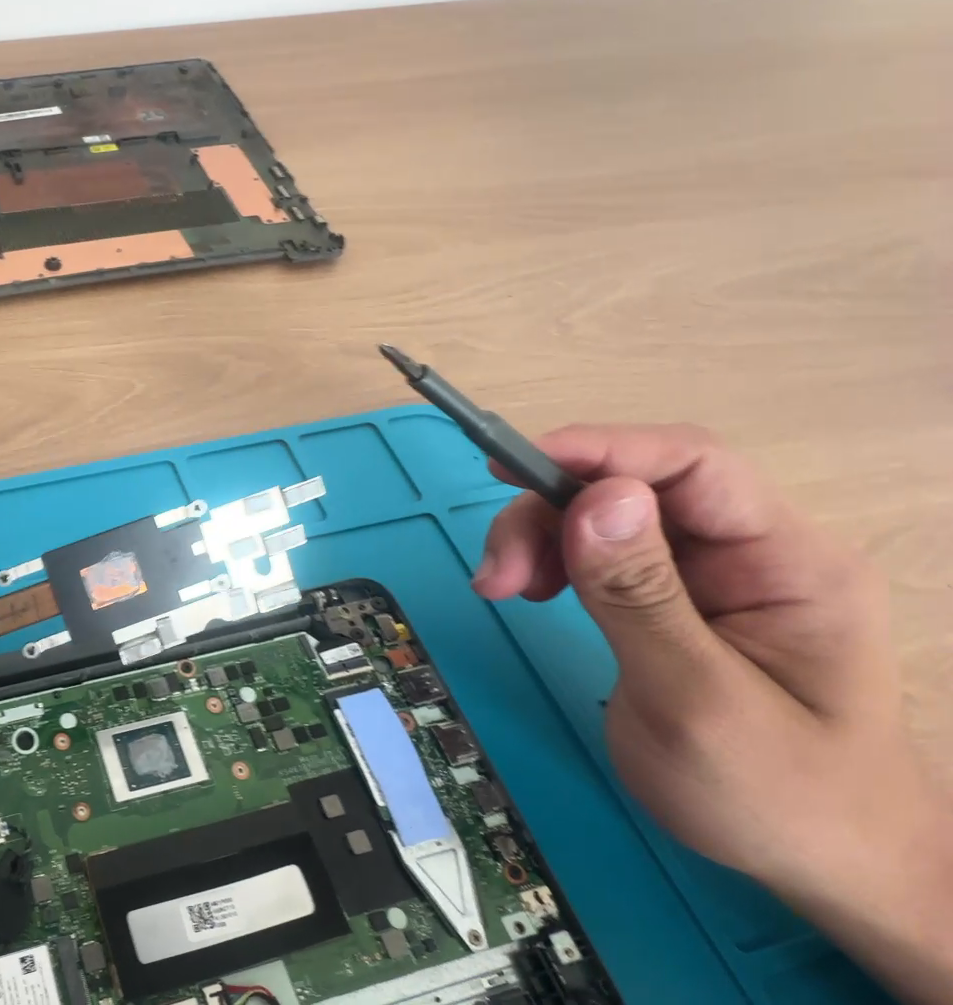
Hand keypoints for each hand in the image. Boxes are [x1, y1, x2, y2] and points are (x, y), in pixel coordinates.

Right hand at [474, 424, 952, 1003]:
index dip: (599, 451)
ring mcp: (711, 577)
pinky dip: (550, 562)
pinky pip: (599, 555)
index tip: (508, 468)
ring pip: (603, 517)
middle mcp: (750, 554)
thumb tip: (596, 496)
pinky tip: (527, 591)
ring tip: (501, 590)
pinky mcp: (672, 602)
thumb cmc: (777, 796)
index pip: (693, 466)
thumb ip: (642, 597)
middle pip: (633, 488)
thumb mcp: (697, 700)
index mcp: (787, 564)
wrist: (822, 868)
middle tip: (497, 575)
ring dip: (539, 538)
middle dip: (550, 513)